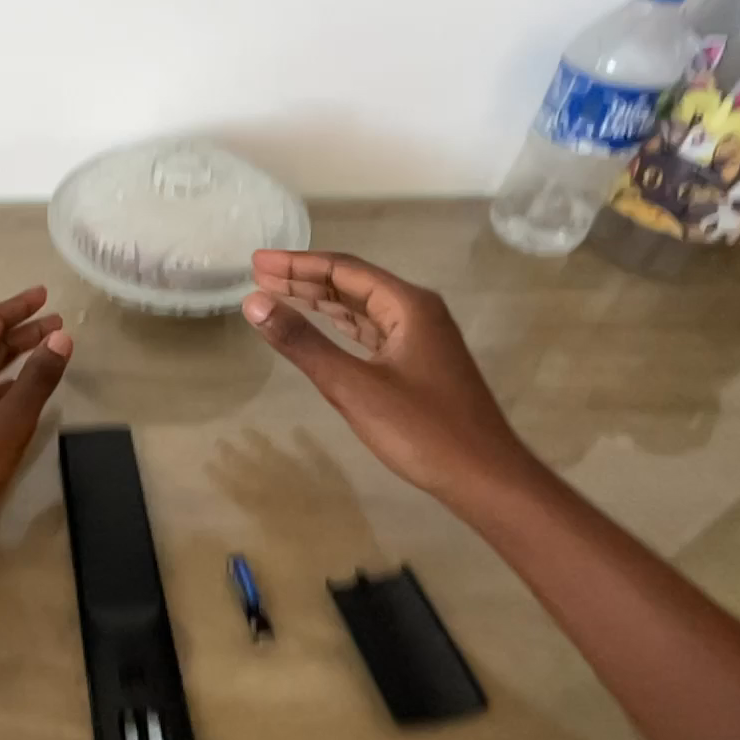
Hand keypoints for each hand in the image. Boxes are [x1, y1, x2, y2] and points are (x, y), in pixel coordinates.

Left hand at [0, 286, 73, 544]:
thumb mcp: (9, 420)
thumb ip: (38, 378)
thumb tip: (62, 337)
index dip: (19, 307)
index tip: (44, 294)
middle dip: (22, 330)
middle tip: (57, 321)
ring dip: (17, 355)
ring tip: (49, 348)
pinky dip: (8, 381)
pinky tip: (27, 388)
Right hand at [240, 251, 537, 500]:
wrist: (485, 479)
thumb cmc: (422, 430)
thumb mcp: (353, 386)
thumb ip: (302, 342)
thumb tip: (254, 303)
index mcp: (408, 306)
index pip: (343, 270)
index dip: (297, 264)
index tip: (257, 261)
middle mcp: (416, 312)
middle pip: (352, 283)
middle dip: (304, 278)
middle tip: (258, 273)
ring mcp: (419, 338)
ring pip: (360, 307)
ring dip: (319, 299)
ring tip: (278, 292)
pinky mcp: (416, 363)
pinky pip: (369, 330)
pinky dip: (338, 323)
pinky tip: (320, 323)